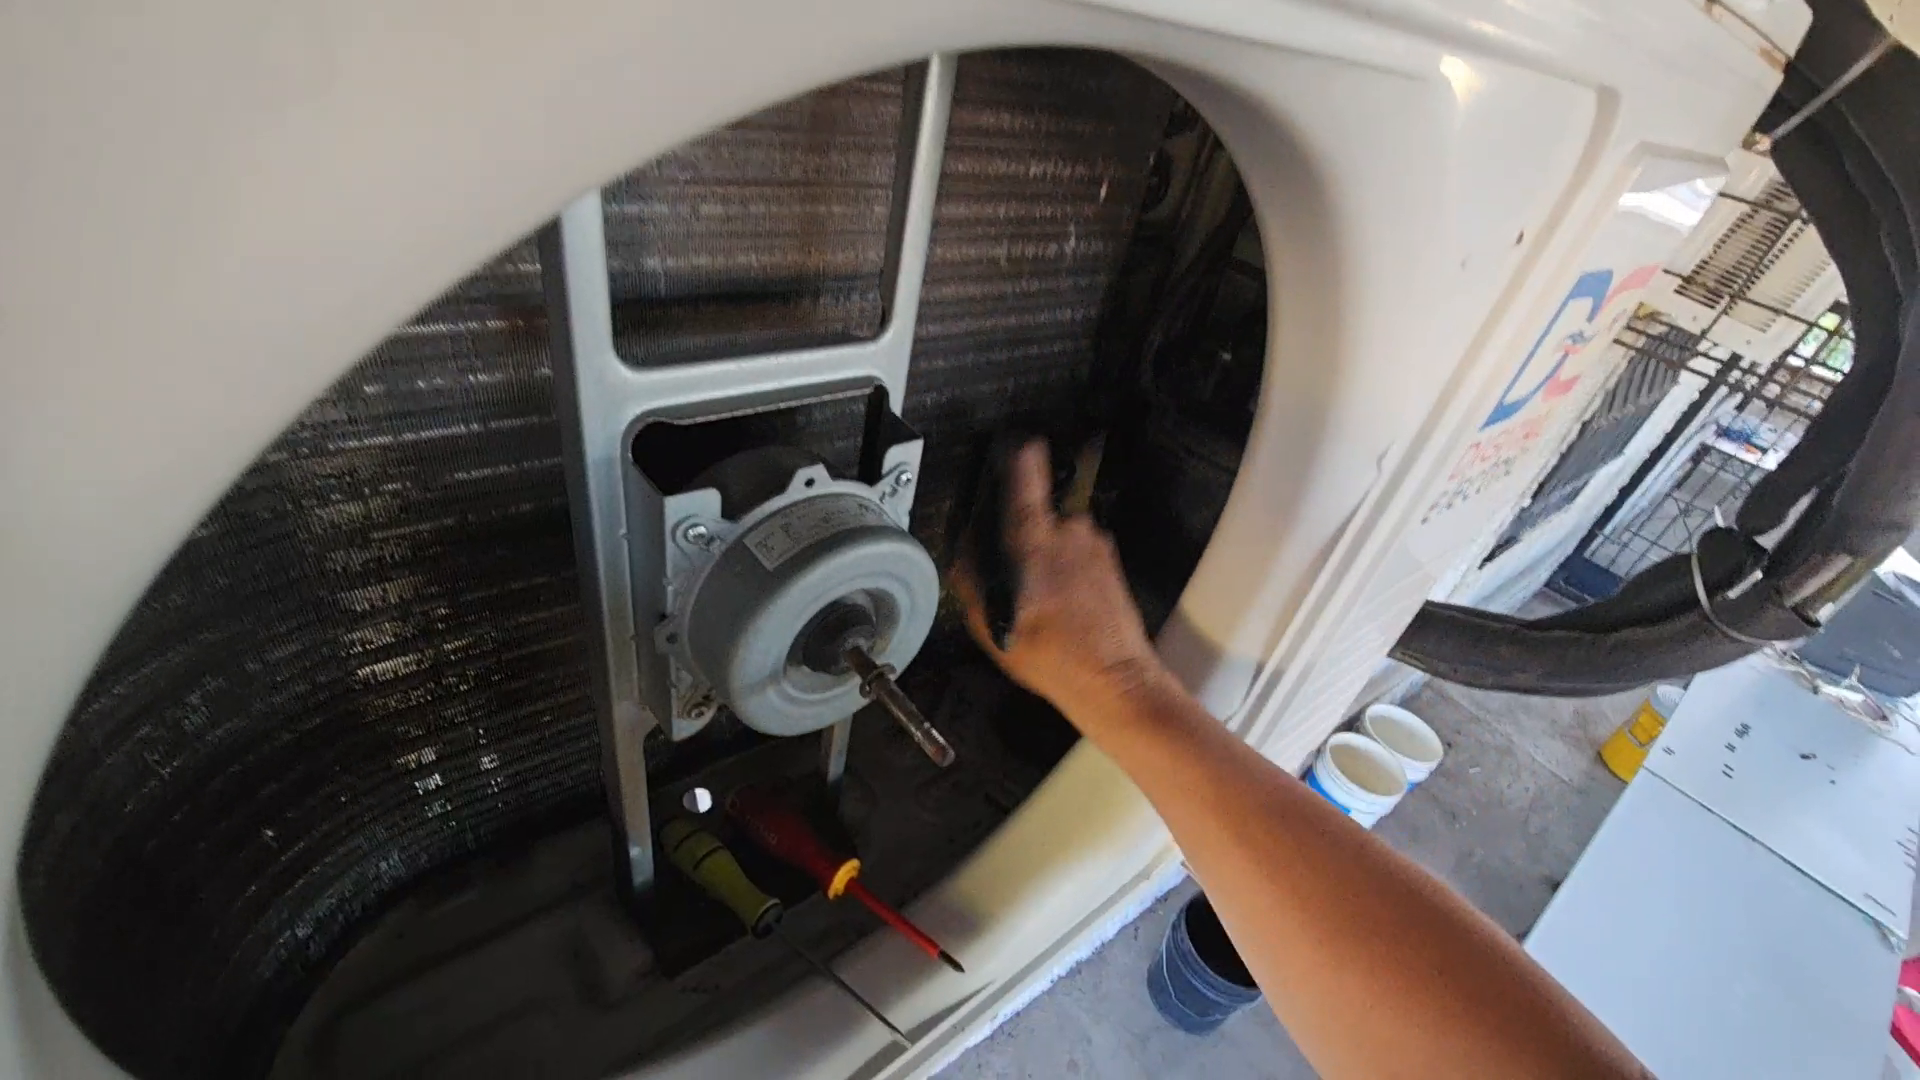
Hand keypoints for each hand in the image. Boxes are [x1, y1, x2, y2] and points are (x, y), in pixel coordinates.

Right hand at [952, 441, 1169, 724]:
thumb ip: (971, 580)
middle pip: (1037, 516)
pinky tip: (1066, 605)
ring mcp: (1095, 544)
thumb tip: (963, 550)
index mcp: (1034, 543)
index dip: (1018, 458)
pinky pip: (1079, 552)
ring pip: (1060, 537)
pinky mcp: (1111, 560)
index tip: (1014, 444)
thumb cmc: (1051, 656)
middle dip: (1026, 538)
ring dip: (1050, 557)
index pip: (1025, 479)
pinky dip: (1070, 569)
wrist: (1115, 679)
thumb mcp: (991, 627)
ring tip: (1045, 601)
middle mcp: (1069, 533)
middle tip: (1019, 578)